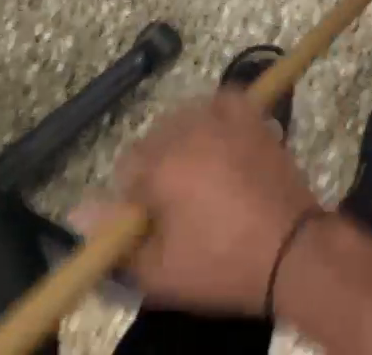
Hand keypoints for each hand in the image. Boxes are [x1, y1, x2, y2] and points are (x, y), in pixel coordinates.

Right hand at [72, 91, 319, 315]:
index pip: (128, 166)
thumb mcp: (159, 271)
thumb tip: (78, 211)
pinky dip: (218, 112)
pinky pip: (227, 100)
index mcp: (162, 164)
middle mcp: (191, 131)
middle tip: (176, 202)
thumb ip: (116, 239)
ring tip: (199, 172)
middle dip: (158, 165)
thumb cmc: (222, 262)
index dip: (135, 195)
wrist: (293, 250)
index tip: (151, 219)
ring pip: (188, 115)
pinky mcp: (256, 120)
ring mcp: (227, 121)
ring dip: (185, 138)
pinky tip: (221, 136)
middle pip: (156, 137)